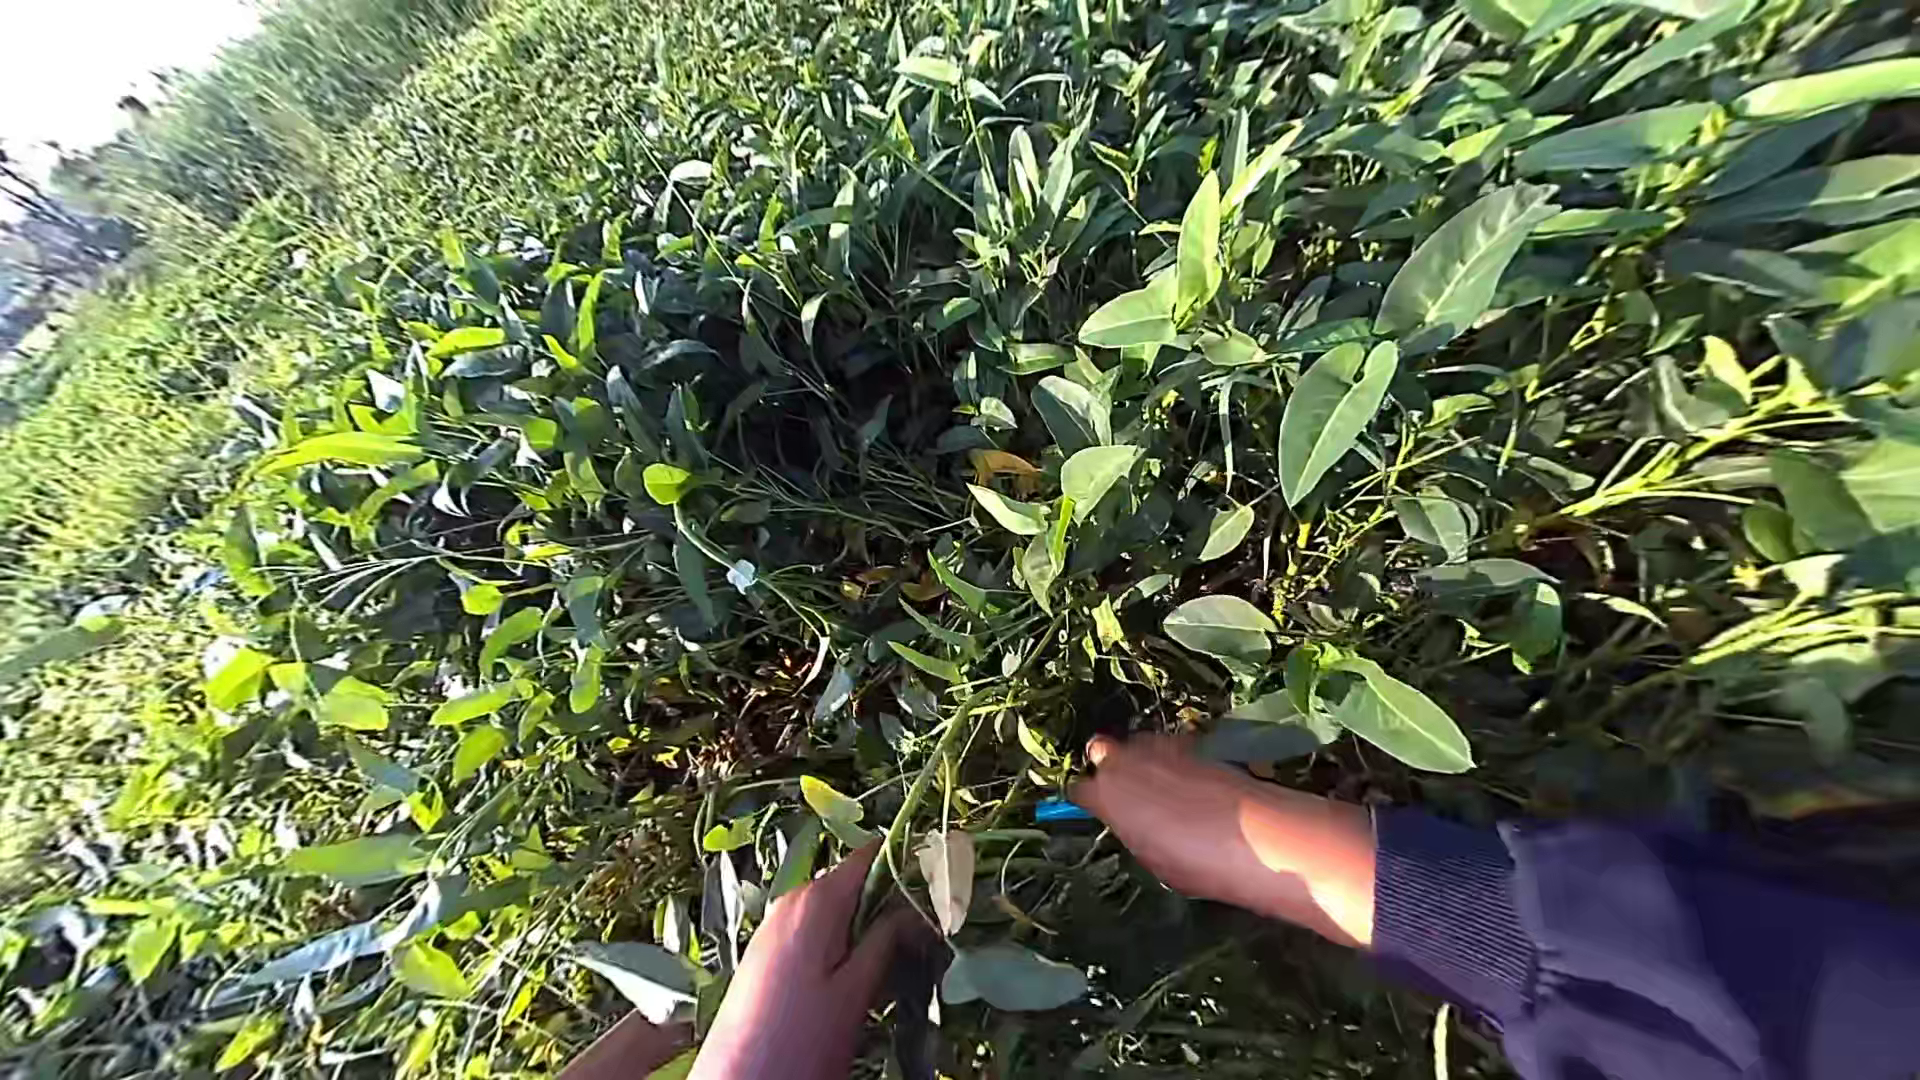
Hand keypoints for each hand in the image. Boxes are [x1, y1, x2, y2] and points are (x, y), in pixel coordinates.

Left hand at [689, 843, 920, 1079]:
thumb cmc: (798, 1041)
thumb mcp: (853, 992)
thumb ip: (886, 939)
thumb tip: (914, 905)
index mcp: (817, 898)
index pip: (869, 854)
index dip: (903, 862)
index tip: (931, 885)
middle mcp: (793, 897)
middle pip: (852, 881)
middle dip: (885, 903)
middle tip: (915, 936)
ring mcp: (775, 921)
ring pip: (833, 907)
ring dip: (862, 926)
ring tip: (885, 962)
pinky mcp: (764, 948)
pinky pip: (811, 926)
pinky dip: (836, 940)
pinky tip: (847, 977)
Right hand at [1070, 733, 1377, 946]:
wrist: (1256, 835)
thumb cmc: (1197, 862)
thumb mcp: (1153, 857)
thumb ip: (1133, 829)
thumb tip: (1134, 819)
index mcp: (1106, 795)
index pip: (1078, 787)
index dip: (1089, 797)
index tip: (1101, 808)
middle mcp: (1123, 760)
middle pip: (1099, 749)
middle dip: (1110, 764)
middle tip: (1133, 789)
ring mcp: (1156, 743)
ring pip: (1137, 743)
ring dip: (1145, 758)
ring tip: (1172, 785)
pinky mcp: (1189, 737)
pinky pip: (1171, 743)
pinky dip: (1177, 756)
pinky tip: (1199, 779)